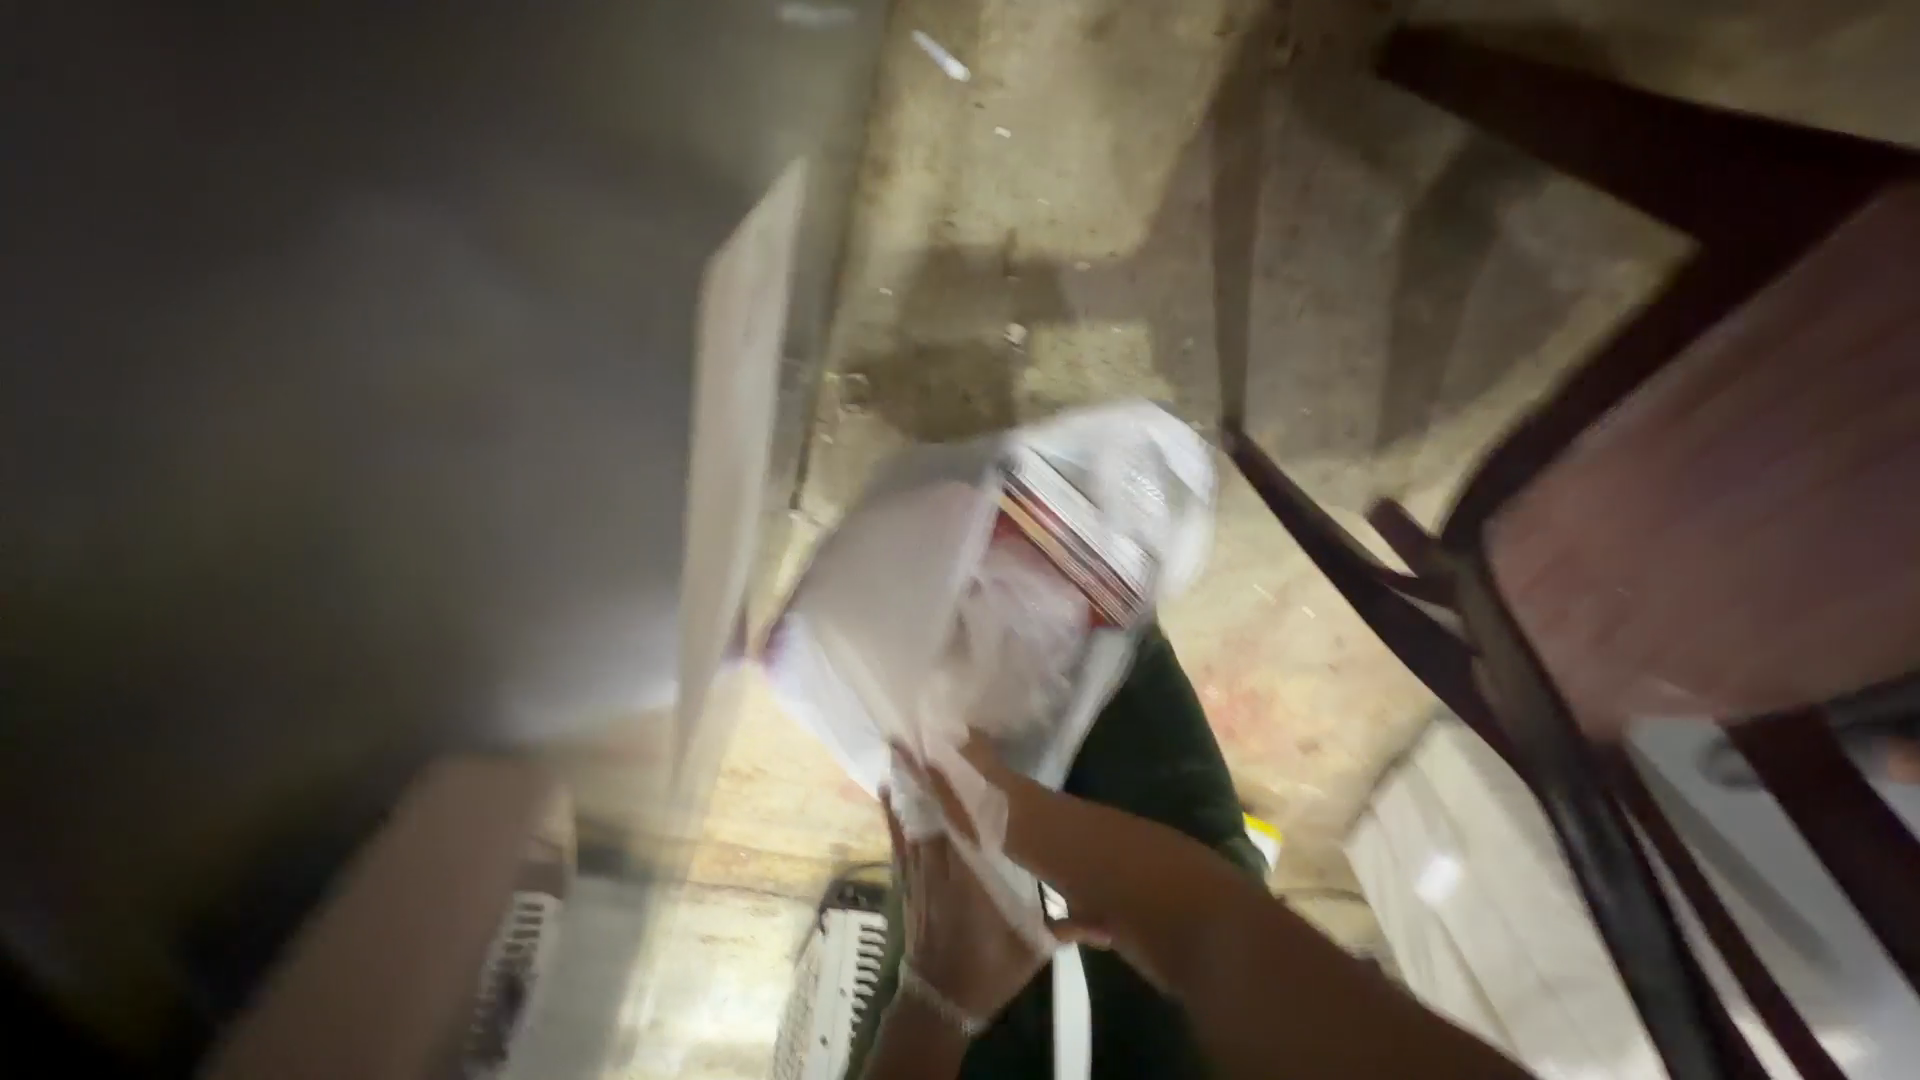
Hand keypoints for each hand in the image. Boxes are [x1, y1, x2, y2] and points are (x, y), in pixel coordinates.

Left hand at [882, 758, 1099, 1023]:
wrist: (939, 1003)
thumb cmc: (989, 971)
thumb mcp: (1034, 950)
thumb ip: (1071, 928)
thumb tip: (1112, 924)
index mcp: (977, 878)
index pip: (966, 824)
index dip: (955, 790)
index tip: (949, 756)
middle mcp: (945, 867)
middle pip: (934, 812)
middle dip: (926, 775)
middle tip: (919, 736)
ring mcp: (921, 874)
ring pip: (913, 820)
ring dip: (907, 785)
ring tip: (899, 747)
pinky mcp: (906, 883)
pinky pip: (897, 840)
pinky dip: (890, 813)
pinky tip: (884, 786)